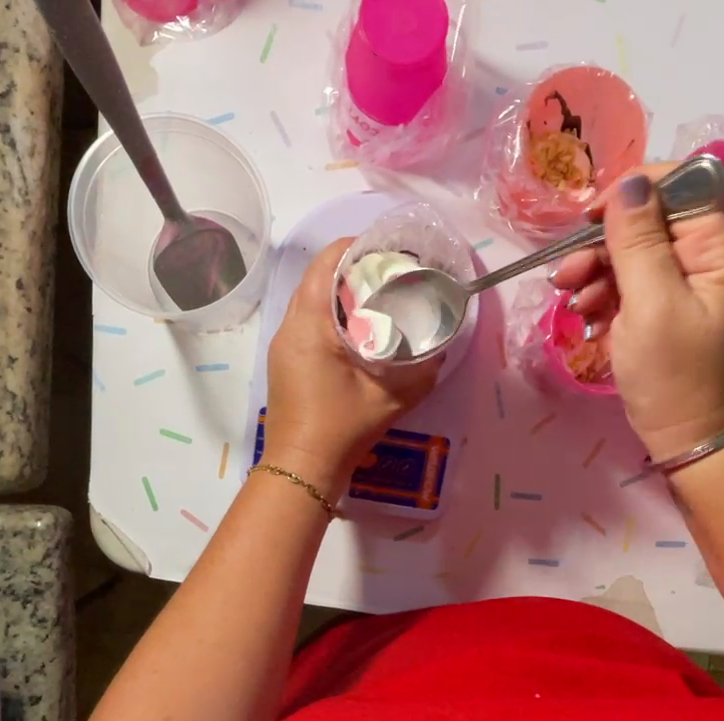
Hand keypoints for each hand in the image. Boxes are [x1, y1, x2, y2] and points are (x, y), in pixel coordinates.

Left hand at [262, 236, 441, 494]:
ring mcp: (284, 346)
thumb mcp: (389, 398)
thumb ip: (419, 370)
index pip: (326, 263)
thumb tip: (439, 350)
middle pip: (317, 278)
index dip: (356, 248)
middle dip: (353, 271)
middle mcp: (290, 328)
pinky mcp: (286, 363)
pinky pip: (308, 324)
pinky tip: (359, 333)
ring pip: (311, 302)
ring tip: (379, 300)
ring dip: (342, 295)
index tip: (387, 251)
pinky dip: (332, 317)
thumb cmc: (341, 429)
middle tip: (391, 276)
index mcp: (309, 325)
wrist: (301, 469)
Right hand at [549, 165, 723, 459]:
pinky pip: (634, 283)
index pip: (688, 184)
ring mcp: (691, 285)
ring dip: (597, 271)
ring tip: (569, 301)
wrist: (688, 438)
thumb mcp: (650, 305)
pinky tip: (585, 316)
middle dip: (605, 242)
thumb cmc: (674, 375)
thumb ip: (638, 242)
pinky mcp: (670, 308)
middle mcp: (713, 258)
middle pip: (654, 221)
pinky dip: (605, 295)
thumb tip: (628, 184)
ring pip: (636, 253)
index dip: (638, 190)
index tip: (592, 215)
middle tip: (565, 274)